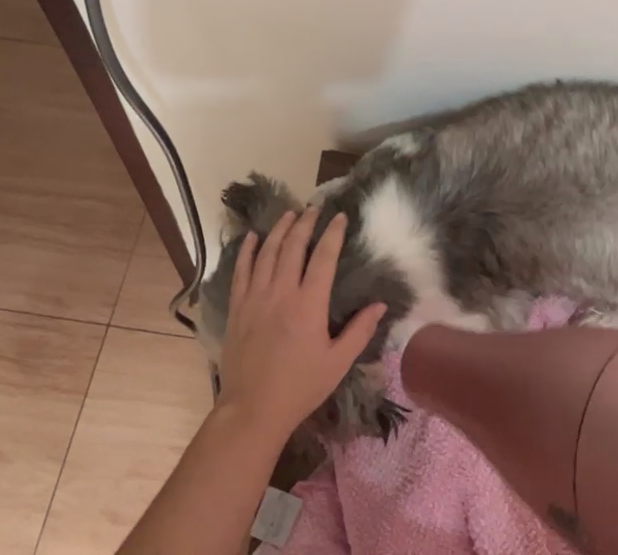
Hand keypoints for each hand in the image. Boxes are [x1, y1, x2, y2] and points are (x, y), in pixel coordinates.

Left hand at [214, 207, 386, 444]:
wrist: (252, 408)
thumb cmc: (300, 387)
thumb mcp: (337, 362)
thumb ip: (359, 331)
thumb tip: (380, 305)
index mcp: (309, 304)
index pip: (323, 257)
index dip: (333, 234)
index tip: (340, 217)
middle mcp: (281, 292)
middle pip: (293, 246)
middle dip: (305, 223)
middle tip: (314, 208)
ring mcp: (255, 297)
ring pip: (267, 252)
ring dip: (279, 230)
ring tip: (289, 214)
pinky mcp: (237, 307)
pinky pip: (241, 270)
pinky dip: (246, 250)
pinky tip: (252, 237)